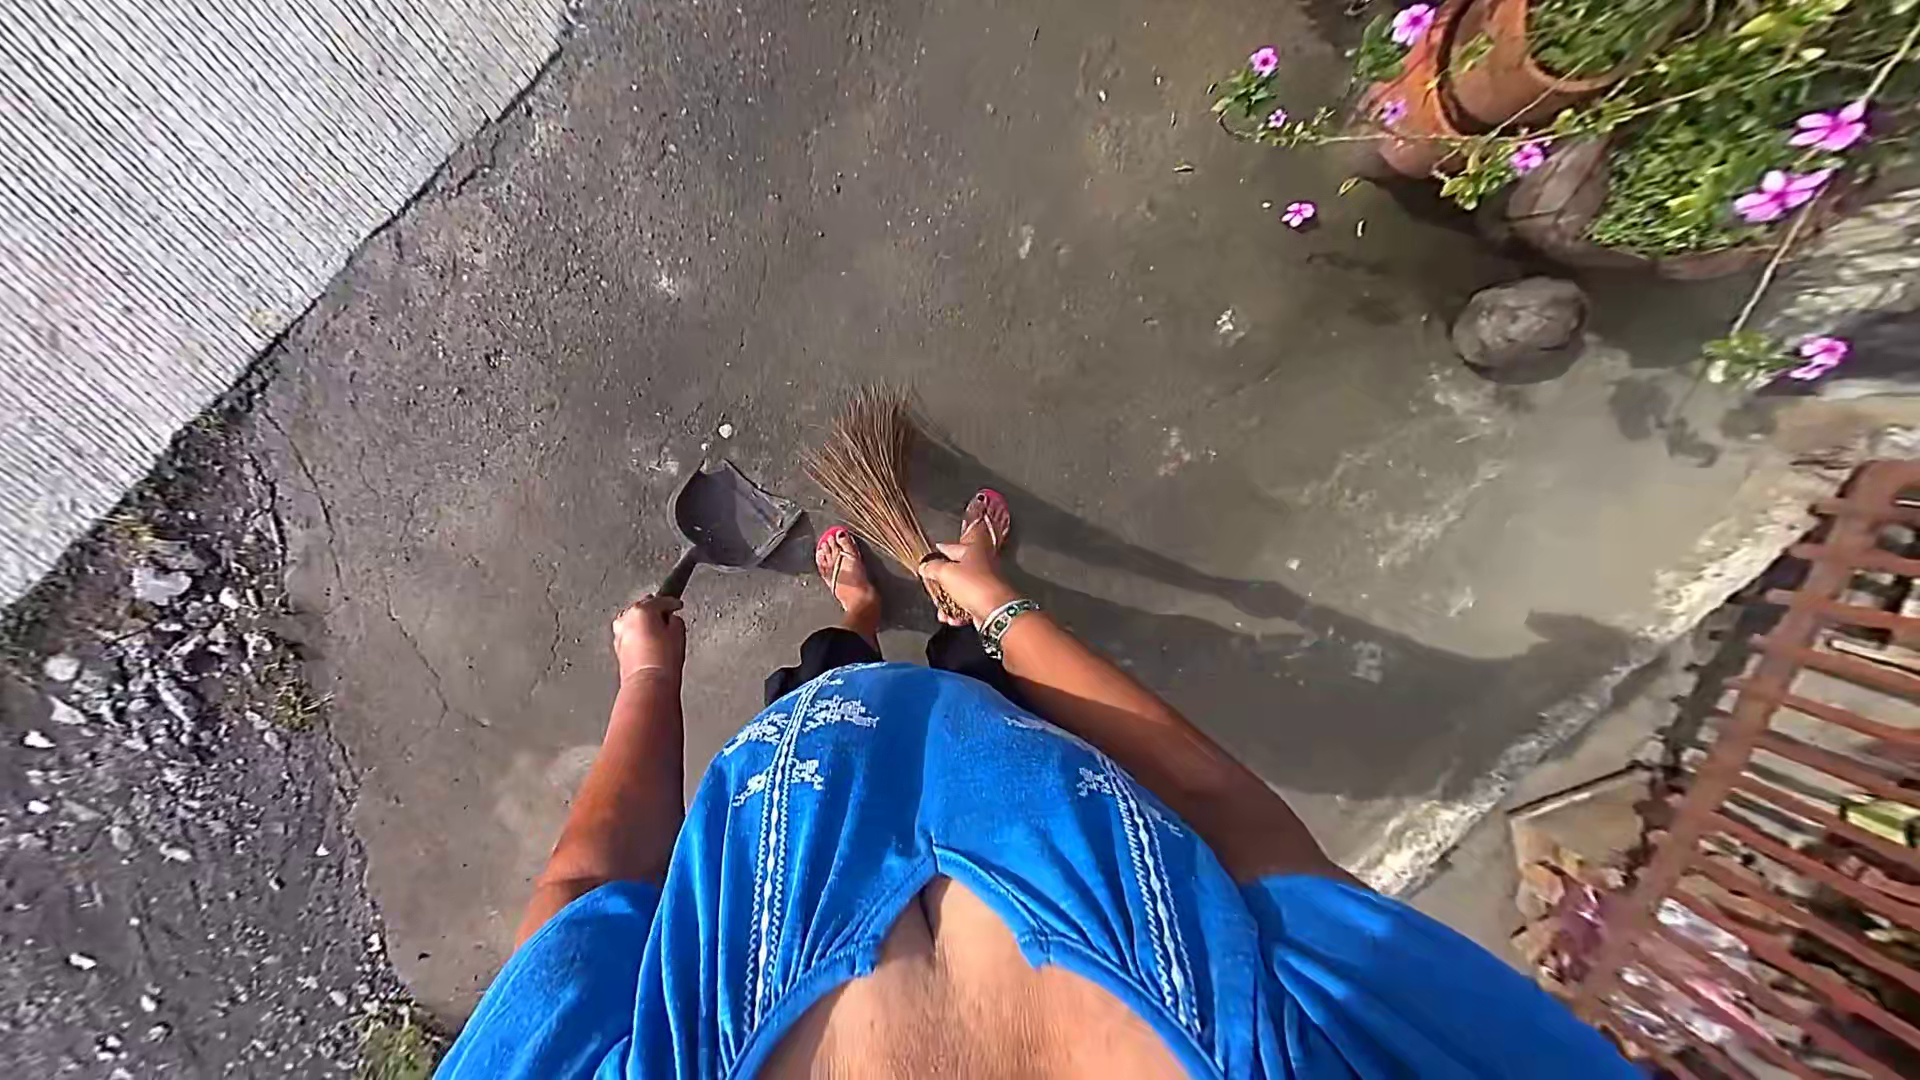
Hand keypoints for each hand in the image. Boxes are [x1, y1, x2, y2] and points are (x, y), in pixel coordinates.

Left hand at [612, 595, 686, 681]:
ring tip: (659, 630)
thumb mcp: (679, 632)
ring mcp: (620, 633)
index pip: (661, 600)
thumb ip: (674, 620)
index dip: (673, 603)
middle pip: (643, 607)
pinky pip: (630, 634)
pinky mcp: (618, 648)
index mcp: (641, 610)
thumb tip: (670, 620)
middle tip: (668, 615)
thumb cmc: (662, 659)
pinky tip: (650, 641)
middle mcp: (626, 619)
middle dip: (655, 610)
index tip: (678, 605)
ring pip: (634, 620)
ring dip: (645, 622)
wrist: (648, 683)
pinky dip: (639, 634)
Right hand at [918, 543, 1021, 626]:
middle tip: (932, 590)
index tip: (931, 555)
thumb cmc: (973, 585)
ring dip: (948, 603)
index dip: (939, 551)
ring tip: (942, 612)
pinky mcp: (986, 602)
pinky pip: (968, 606)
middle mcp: (981, 565)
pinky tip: (952, 619)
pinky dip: (959, 613)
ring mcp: (984, 584)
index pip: (951, 548)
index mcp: (972, 551)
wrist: (996, 611)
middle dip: (941, 584)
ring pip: (960, 592)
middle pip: (955, 572)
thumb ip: (932, 568)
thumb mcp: (945, 573)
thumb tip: (925, 566)